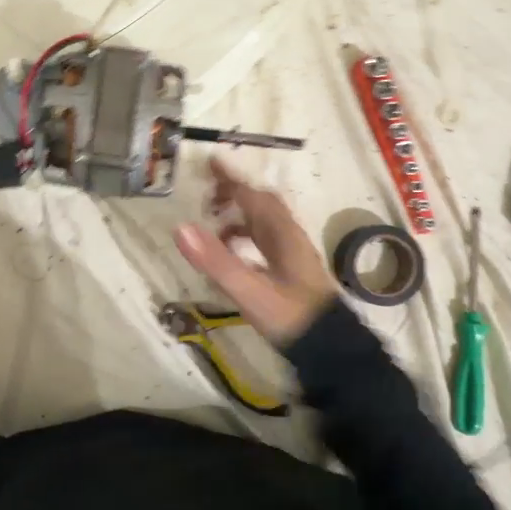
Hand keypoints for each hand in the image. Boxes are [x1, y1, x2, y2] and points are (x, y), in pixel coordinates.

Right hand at [175, 158, 338, 344]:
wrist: (330, 347)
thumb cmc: (290, 316)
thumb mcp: (248, 290)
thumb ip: (215, 260)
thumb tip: (180, 227)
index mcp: (281, 234)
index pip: (253, 196)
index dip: (231, 178)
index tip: (211, 162)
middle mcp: (288, 238)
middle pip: (261, 205)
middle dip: (235, 193)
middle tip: (208, 194)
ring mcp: (292, 255)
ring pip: (264, 223)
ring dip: (239, 217)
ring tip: (213, 226)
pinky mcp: (291, 272)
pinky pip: (265, 242)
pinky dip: (246, 238)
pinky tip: (234, 255)